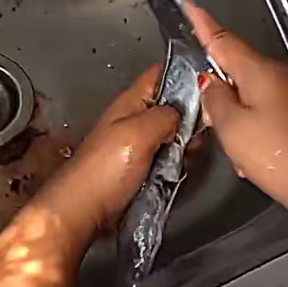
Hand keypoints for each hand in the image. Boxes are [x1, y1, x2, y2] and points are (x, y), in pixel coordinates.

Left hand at [33, 65, 180, 236]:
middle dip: (189, 120)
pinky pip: (168, 159)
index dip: (185, 76)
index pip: (162, 74)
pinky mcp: (141, 167)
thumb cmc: (102, 171)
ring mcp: (138, 144)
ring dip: (183, 147)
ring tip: (179, 160)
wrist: (81, 212)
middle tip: (189, 137)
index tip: (206, 92)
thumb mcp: (138, 133)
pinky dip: (176, 165)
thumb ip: (165, 115)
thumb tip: (182, 114)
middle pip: (174, 107)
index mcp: (130, 102)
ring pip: (174, 135)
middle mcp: (135, 119)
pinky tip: (174, 174)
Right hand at [187, 4, 287, 202]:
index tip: (191, 7)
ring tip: (236, 146)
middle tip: (207, 112)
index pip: (223, 39)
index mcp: (259, 71)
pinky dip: (252, 129)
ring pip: (250, 94)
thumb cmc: (278, 155)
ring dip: (235, 115)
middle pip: (237, 68)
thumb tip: (212, 85)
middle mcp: (279, 75)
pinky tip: (253, 155)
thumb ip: (214, 100)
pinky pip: (265, 111)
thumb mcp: (230, 127)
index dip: (203, 24)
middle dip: (218, 88)